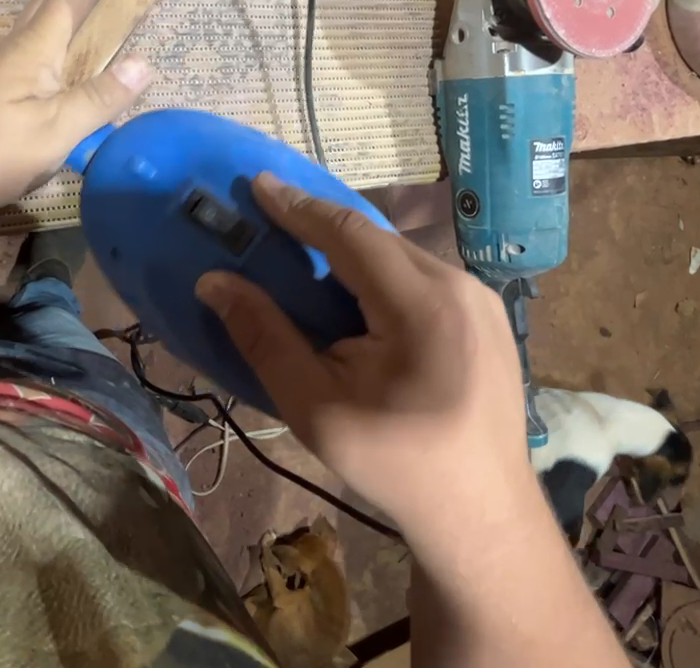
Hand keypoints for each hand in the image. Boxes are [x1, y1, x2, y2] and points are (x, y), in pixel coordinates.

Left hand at [0, 0, 156, 231]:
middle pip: (56, 0)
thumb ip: (98, 99)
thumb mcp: (52, 132)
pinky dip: (61, 39)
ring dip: (75, 6)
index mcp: (33, 49)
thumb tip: (144, 64)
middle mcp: (15, 48)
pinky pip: (35, 48)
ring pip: (43, 23)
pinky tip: (68, 60)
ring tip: (106, 9)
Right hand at [193, 173, 533, 542]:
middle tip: (273, 220)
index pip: (351, 233)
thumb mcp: (315, 407)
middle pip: (377, 239)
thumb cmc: (396, 465)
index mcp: (423, 304)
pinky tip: (355, 298)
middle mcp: (459, 286)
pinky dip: (379, 274)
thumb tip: (214, 281)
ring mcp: (480, 301)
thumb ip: (264, 337)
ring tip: (306, 257)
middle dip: (321, 226)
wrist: (483, 518)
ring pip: (401, 256)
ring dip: (351, 251)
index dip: (299, 207)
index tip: (259, 183)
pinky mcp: (485, 319)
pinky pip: (421, 277)